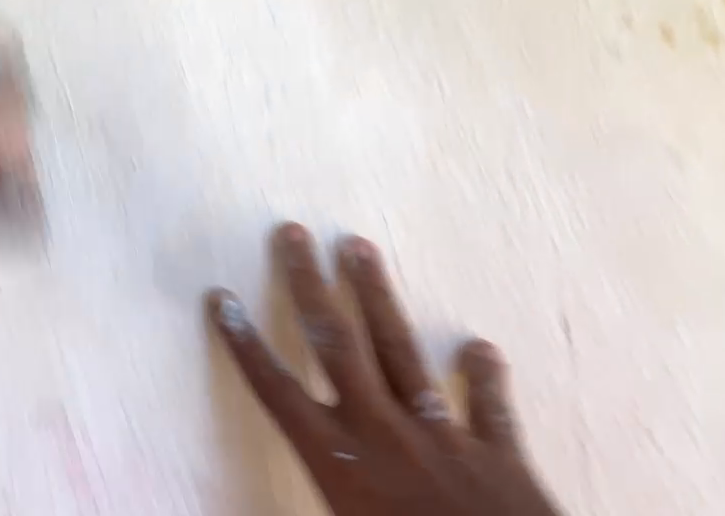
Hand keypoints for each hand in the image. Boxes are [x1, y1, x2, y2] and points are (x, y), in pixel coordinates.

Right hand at [208, 224, 563, 515]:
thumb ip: (327, 492)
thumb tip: (288, 480)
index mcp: (340, 460)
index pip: (276, 389)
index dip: (245, 344)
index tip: (222, 299)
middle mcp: (382, 433)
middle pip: (336, 344)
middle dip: (310, 285)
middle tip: (294, 234)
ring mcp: (443, 439)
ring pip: (400, 352)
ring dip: (376, 296)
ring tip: (359, 247)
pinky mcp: (502, 459)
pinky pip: (493, 411)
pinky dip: (486, 379)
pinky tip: (479, 346)